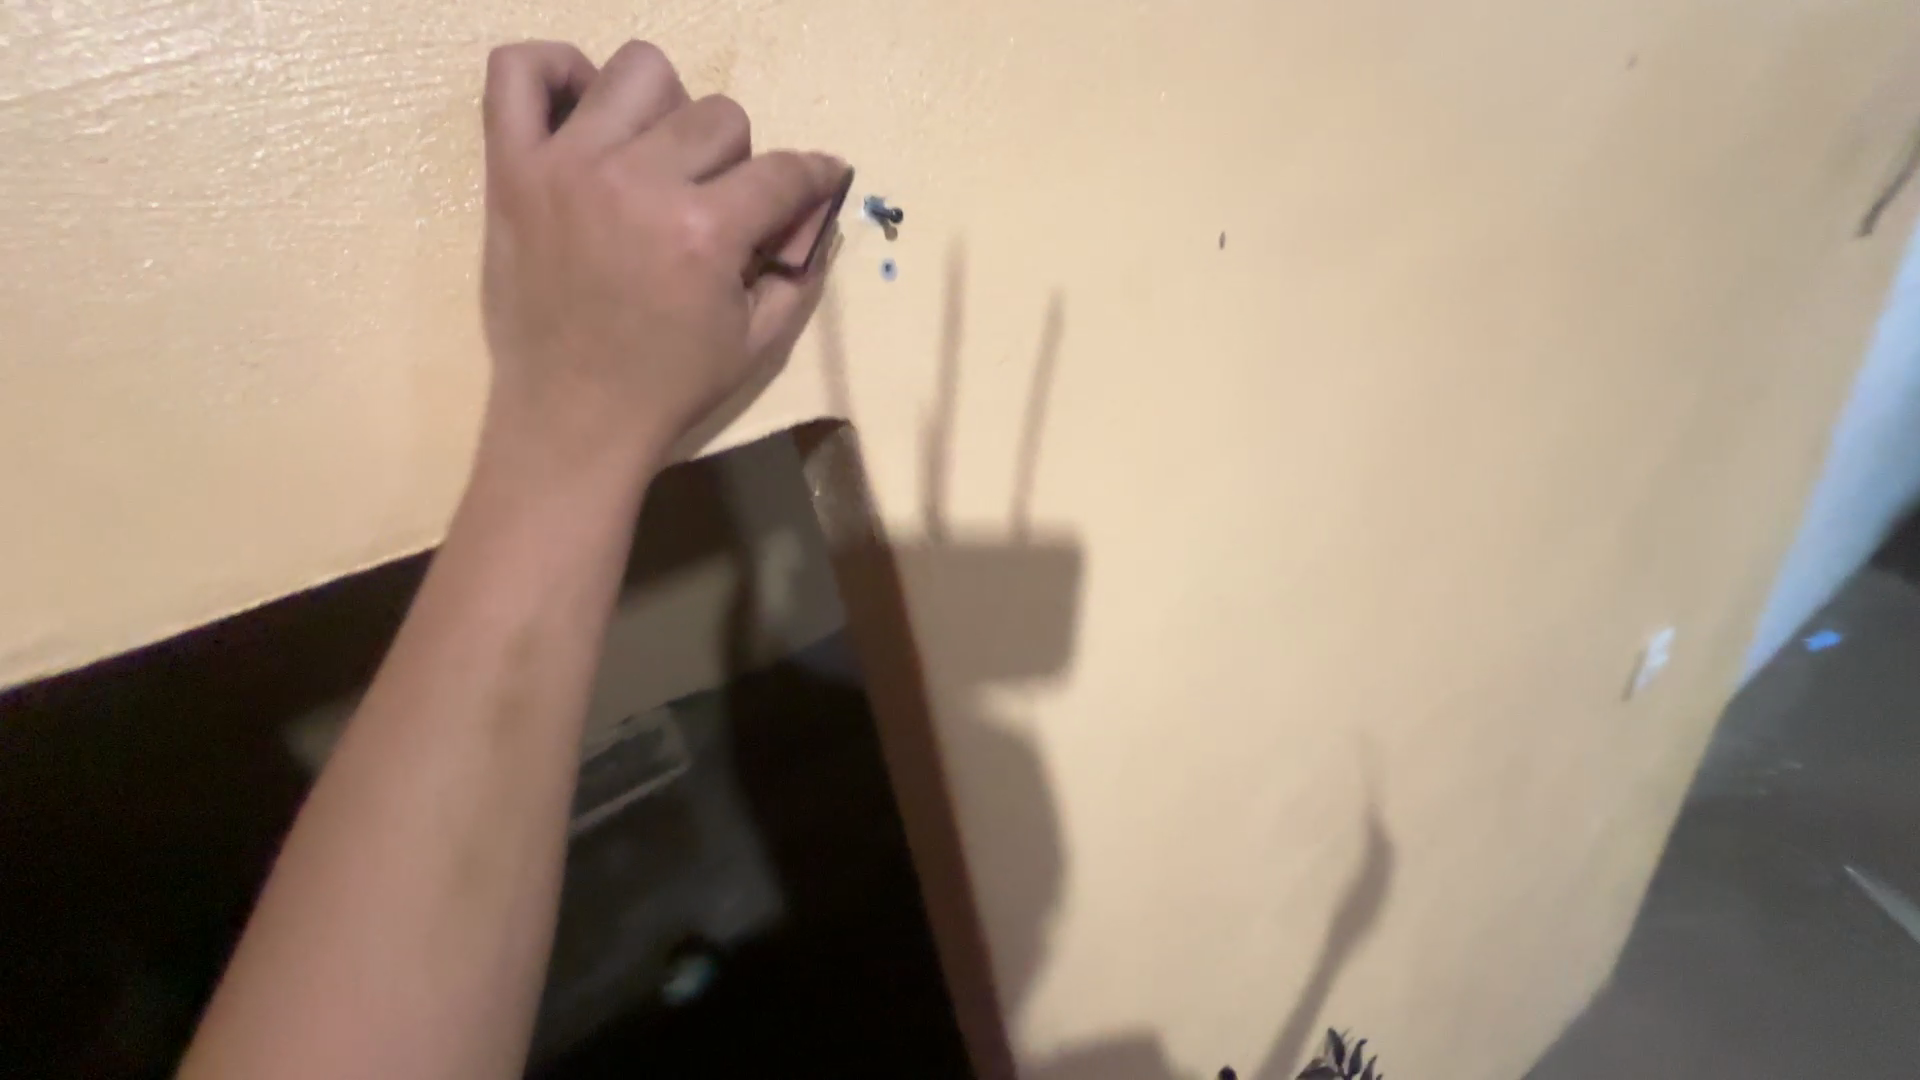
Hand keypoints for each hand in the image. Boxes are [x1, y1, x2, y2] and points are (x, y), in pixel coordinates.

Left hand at [477, 40, 846, 479]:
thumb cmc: (673, 389)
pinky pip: (519, 69)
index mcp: (704, 234)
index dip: (815, 173)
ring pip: (639, 72)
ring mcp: (568, 166)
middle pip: (719, 115)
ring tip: (658, 160)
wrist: (575, 420)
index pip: (781, 172)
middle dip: (739, 160)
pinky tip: (585, 116)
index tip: (822, 176)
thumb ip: (798, 274)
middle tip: (721, 204)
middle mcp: (639, 183)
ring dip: (668, 111)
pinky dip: (555, 73)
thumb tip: (815, 219)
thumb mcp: (759, 344)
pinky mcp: (513, 168)